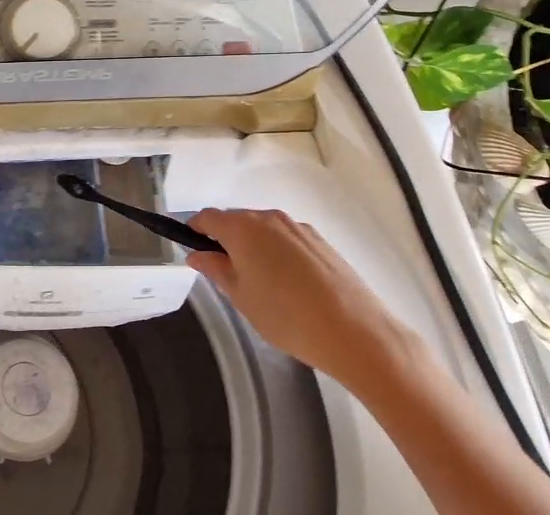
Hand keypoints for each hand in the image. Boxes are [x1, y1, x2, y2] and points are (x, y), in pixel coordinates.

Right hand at [186, 207, 416, 385]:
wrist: (356, 332)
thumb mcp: (240, 296)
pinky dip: (279, 254)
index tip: (194, 253)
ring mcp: (298, 228)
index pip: (207, 218)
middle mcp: (269, 218)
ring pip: (263, 230)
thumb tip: (198, 254)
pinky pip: (287, 240)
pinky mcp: (321, 241)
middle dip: (226, 241)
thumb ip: (216, 270)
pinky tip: (291, 287)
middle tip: (228, 276)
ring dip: (254, 247)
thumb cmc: (286, 316)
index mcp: (242, 227)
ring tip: (262, 285)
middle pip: (236, 221)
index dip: (195, 231)